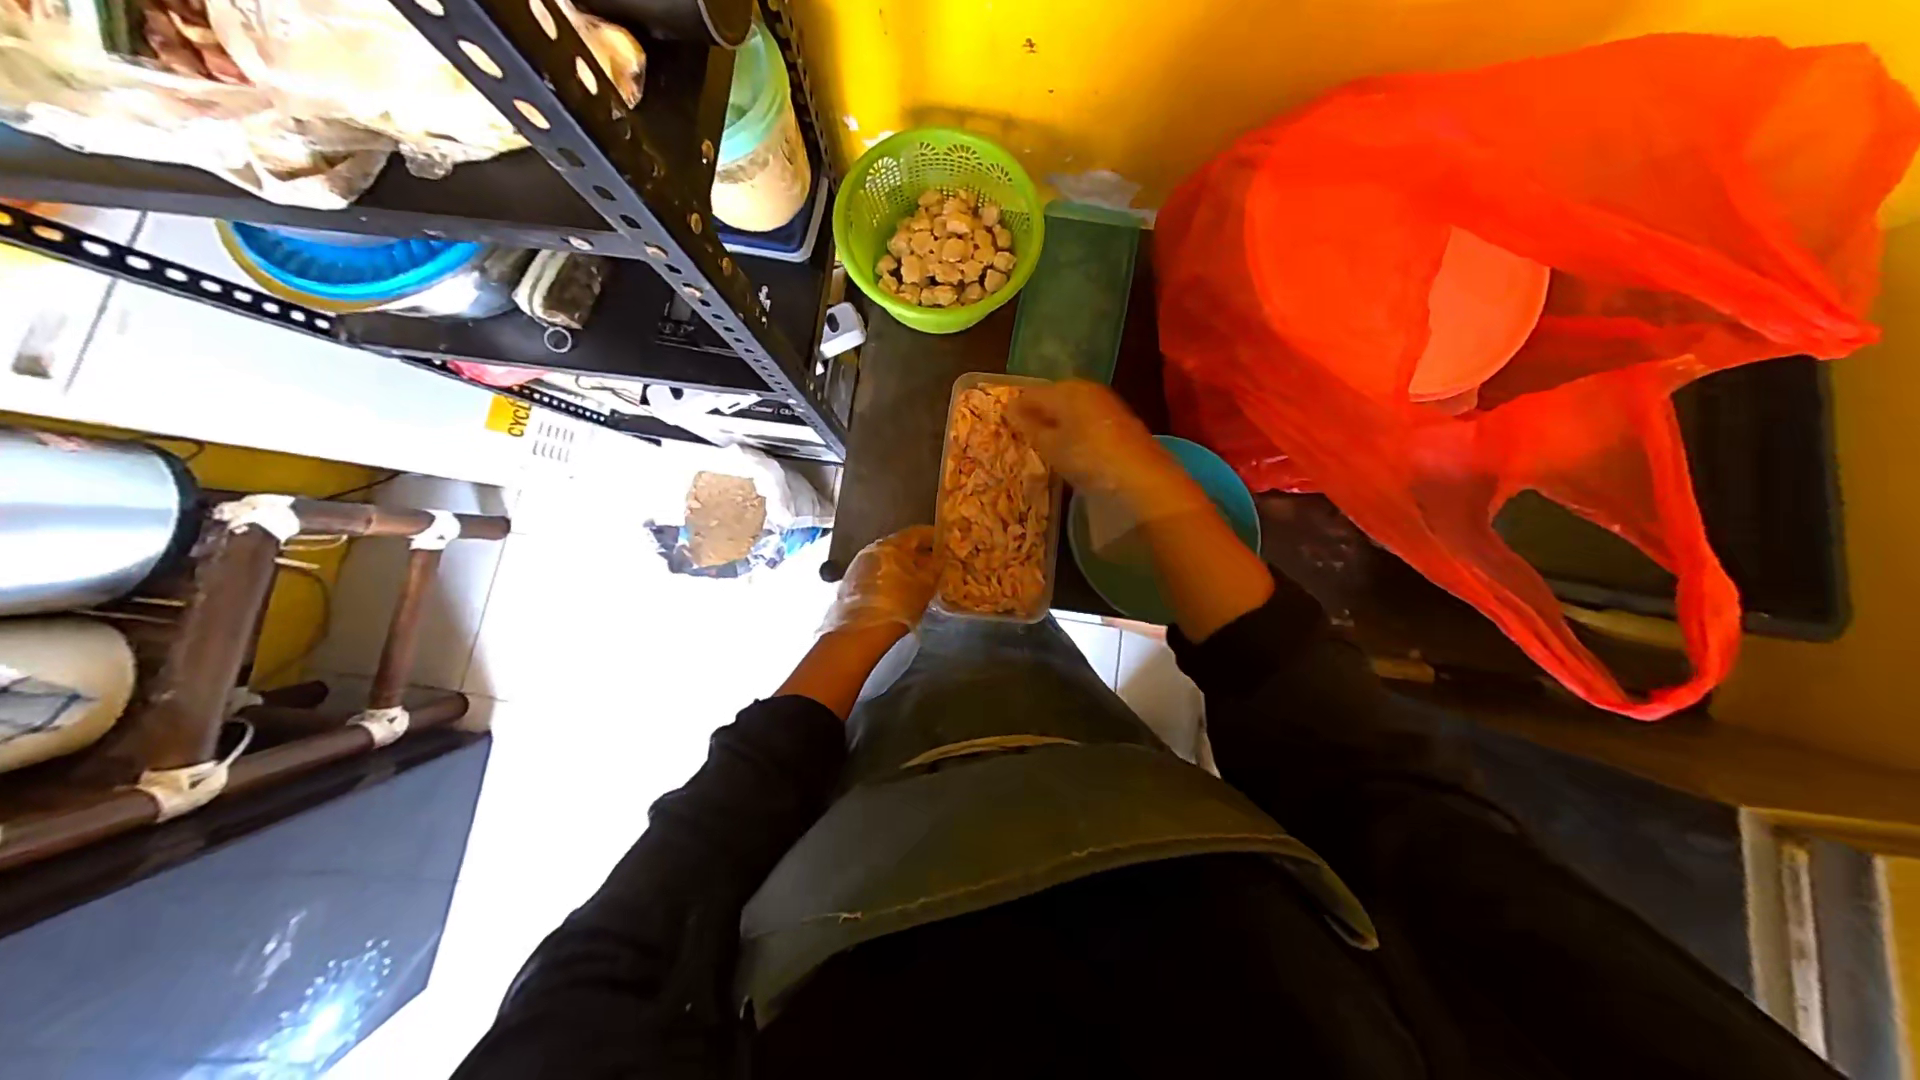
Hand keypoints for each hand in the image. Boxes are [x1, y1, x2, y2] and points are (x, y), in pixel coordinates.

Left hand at [818, 526, 938, 634]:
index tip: (945, 543)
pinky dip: (890, 576)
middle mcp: (872, 549)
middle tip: (935, 564)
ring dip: (903, 566)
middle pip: (901, 545)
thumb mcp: (925, 586)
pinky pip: (877, 572)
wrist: (860, 632)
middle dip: (919, 553)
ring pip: (888, 560)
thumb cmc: (898, 604)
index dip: (933, 537)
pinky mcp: (850, 582)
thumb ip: (936, 567)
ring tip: (918, 579)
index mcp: (892, 545)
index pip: (917, 532)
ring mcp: (859, 565)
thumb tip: (942, 558)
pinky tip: (898, 590)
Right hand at [1014, 380, 1273, 639]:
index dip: (1017, 409)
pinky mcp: (1121, 423)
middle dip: (1038, 413)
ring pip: (1072, 409)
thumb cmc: (1089, 459)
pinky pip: (1087, 420)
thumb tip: (1012, 412)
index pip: (1033, 394)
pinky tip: (1072, 449)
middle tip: (1023, 436)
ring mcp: (1108, 405)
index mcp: (1067, 390)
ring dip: (1058, 423)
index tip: (1004, 426)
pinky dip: (1075, 430)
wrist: (1144, 480)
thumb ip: (1031, 427)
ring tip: (1045, 445)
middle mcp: (1088, 390)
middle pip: (1055, 397)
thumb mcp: (1052, 447)